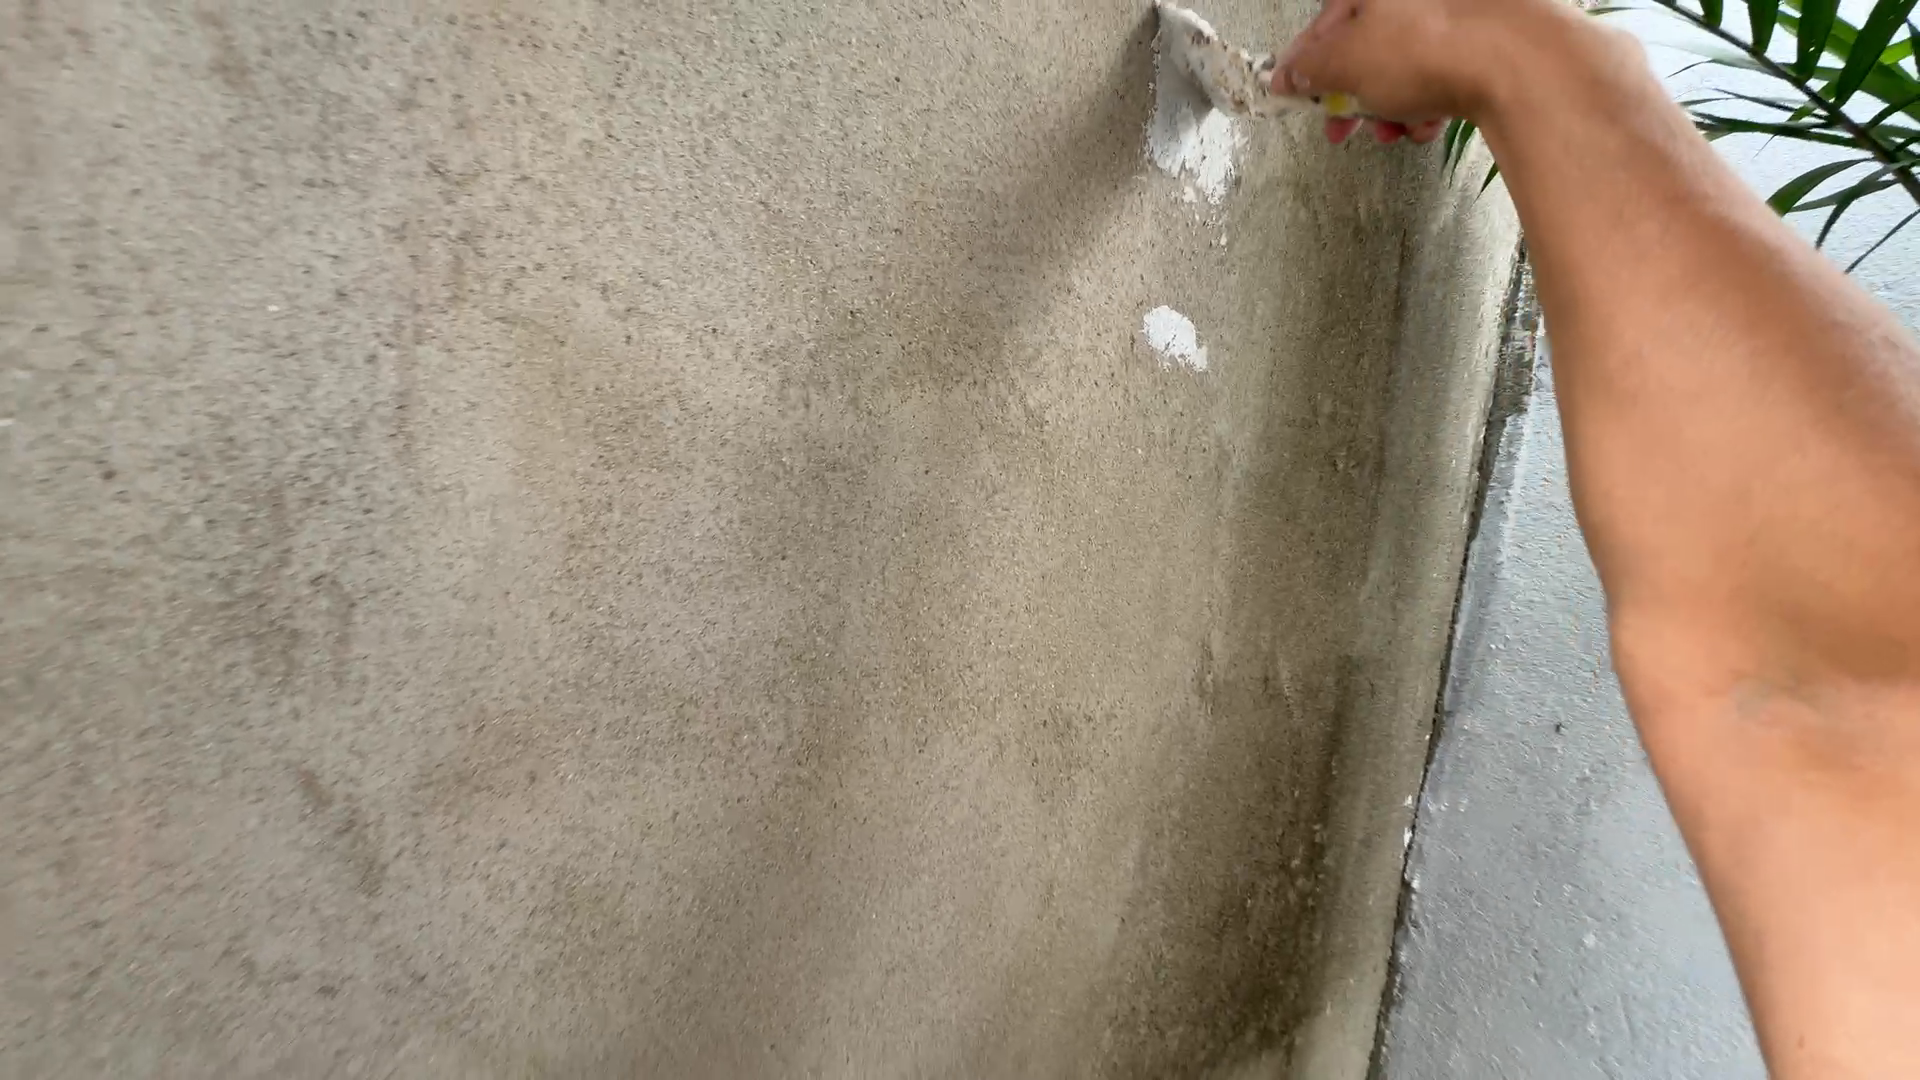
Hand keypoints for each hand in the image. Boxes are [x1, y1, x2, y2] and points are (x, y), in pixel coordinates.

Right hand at [1271, 0, 1571, 143]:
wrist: (1516, 61)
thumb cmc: (1430, 50)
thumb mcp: (1346, 60)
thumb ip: (1308, 68)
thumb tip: (1287, 74)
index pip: (1324, 23)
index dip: (1302, 64)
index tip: (1291, 94)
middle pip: (1364, 47)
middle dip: (1349, 96)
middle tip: (1341, 128)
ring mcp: (1453, 11)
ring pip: (1399, 65)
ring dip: (1386, 107)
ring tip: (1393, 130)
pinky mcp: (1481, 36)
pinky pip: (1436, 72)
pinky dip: (1424, 103)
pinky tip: (1426, 122)